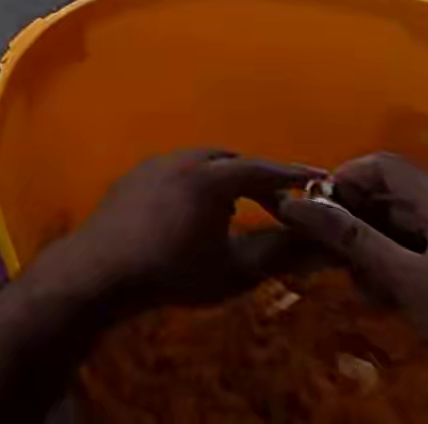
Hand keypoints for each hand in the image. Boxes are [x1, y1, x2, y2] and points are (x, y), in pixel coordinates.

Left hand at [42, 149, 316, 314]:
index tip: (323, 181)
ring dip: (226, 178)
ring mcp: (151, 163)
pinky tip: (200, 209)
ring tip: (244, 206)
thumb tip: (322, 243)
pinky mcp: (133, 175)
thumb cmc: (174, 270)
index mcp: (208, 176)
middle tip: (283, 203)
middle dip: (258, 176)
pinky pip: (176, 169)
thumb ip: (280, 251)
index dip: (294, 175)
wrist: (103, 266)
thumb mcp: (236, 268)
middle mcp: (179, 158)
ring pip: (199, 161)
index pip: (261, 168)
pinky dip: (198, 181)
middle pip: (228, 159)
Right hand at [276, 153, 427, 423]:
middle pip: (409, 201)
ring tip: (373, 293)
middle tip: (339, 258)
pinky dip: (425, 272)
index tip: (322, 209)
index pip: (389, 165)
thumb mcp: (409, 282)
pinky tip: (415, 307)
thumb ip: (352, 238)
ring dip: (392, 254)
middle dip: (365, 223)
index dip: (347, 177)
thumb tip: (294, 203)